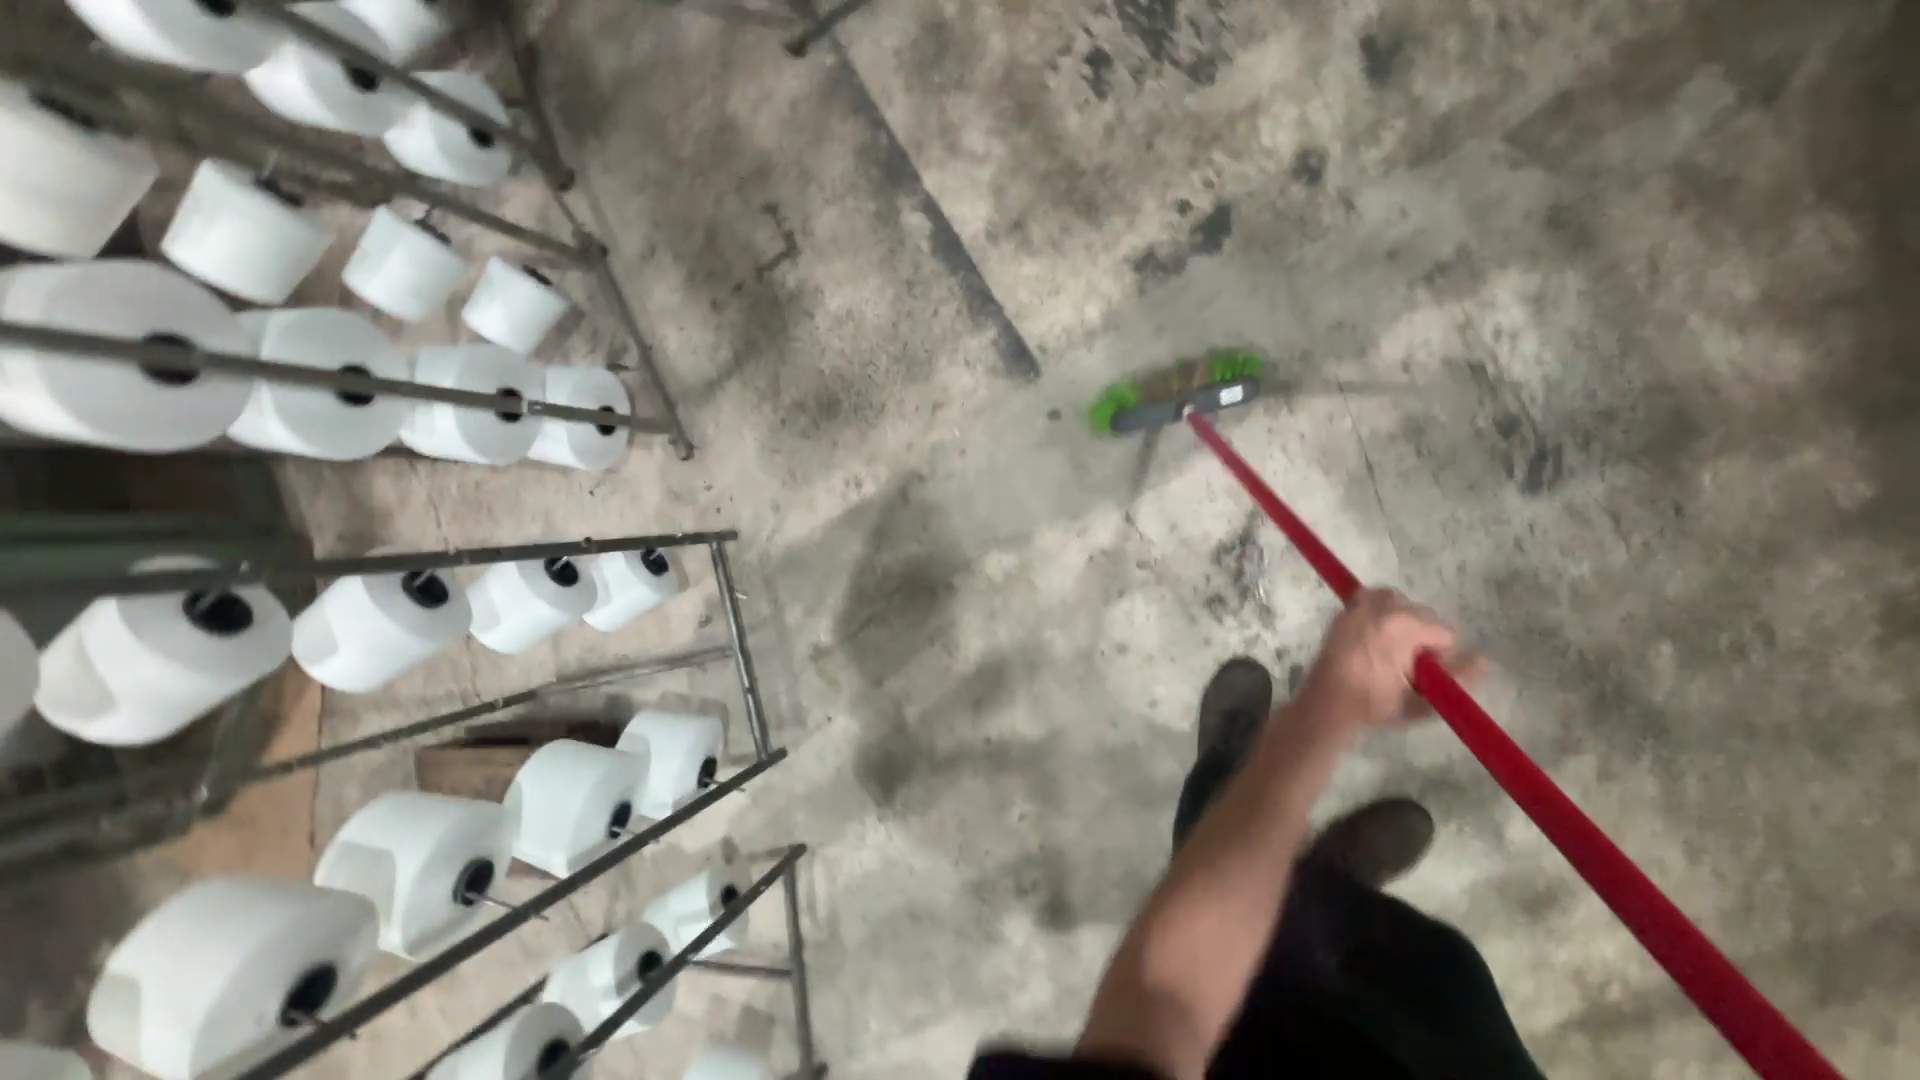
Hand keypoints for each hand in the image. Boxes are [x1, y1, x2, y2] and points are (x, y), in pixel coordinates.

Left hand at [1297, 588, 1484, 730]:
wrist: (1328, 701)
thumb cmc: (1374, 703)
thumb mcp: (1422, 701)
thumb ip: (1458, 680)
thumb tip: (1484, 661)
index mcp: (1405, 626)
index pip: (1444, 633)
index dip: (1440, 656)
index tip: (1424, 673)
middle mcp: (1383, 608)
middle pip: (1421, 614)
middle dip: (1421, 636)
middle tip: (1406, 663)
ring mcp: (1360, 606)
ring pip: (1397, 601)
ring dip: (1400, 619)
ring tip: (1391, 647)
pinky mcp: (1344, 611)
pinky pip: (1370, 597)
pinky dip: (1377, 608)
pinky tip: (1373, 633)